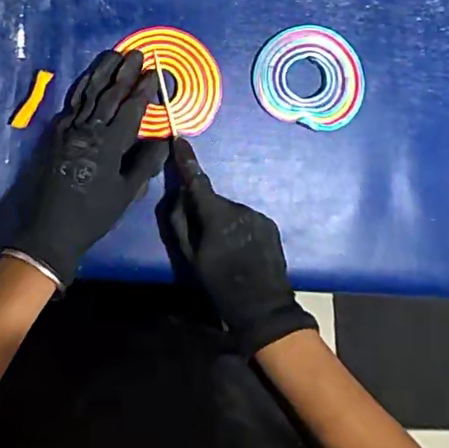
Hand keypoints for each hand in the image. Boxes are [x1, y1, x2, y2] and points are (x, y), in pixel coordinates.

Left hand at [10, 50, 167, 286]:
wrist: (51, 229)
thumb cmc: (94, 213)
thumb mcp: (127, 192)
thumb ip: (147, 162)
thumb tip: (165, 137)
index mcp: (109, 144)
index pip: (131, 108)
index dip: (144, 89)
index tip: (154, 73)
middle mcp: (88, 130)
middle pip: (110, 93)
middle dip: (125, 72)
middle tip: (138, 53)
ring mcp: (70, 129)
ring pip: (89, 92)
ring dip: (103, 71)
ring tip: (115, 54)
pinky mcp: (57, 132)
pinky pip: (72, 102)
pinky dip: (83, 86)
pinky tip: (90, 77)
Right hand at [160, 138, 316, 354]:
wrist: (263, 307)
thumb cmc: (220, 285)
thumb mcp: (190, 258)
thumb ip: (180, 221)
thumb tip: (179, 194)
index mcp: (216, 215)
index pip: (198, 181)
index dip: (187, 160)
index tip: (179, 140)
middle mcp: (239, 207)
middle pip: (214, 201)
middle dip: (205, 212)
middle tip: (203, 240)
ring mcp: (257, 215)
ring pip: (231, 211)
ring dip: (224, 223)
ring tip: (225, 251)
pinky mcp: (269, 224)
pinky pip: (246, 220)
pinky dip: (239, 229)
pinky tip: (241, 251)